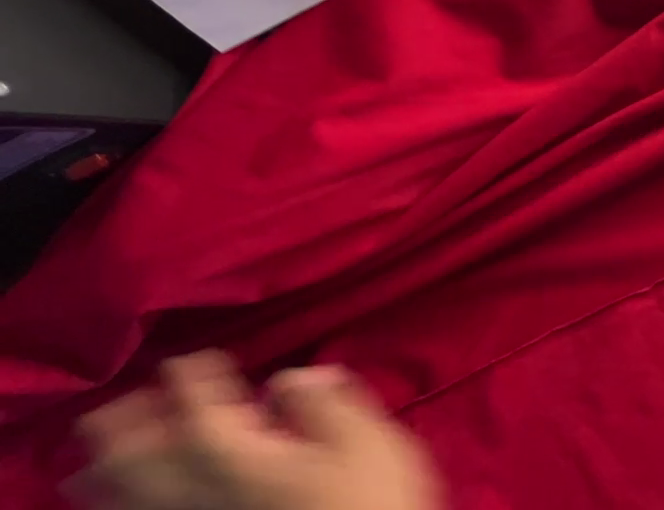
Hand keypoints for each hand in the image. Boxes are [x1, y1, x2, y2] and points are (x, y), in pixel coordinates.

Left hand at [72, 351, 441, 509]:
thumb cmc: (368, 496)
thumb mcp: (365, 441)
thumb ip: (327, 405)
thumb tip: (295, 376)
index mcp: (248, 462)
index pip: (204, 416)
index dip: (193, 384)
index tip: (188, 358)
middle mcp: (208, 494)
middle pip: (146, 464)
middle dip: (130, 430)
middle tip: (124, 402)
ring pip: (137, 498)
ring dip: (115, 471)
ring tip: (104, 452)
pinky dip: (131, 503)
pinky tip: (133, 498)